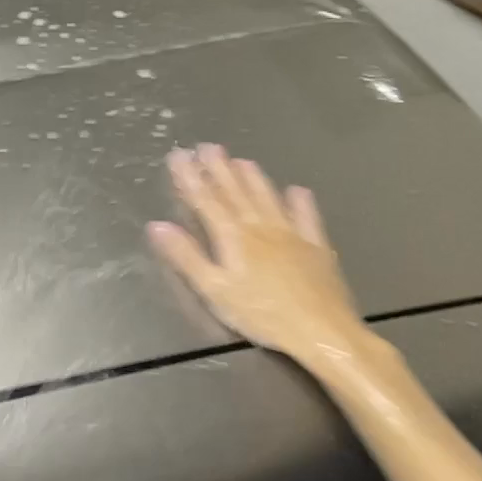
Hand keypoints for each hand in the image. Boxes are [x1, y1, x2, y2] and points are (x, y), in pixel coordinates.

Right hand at [148, 144, 368, 365]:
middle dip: (218, 168)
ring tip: (240, 159)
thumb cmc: (262, 314)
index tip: (178, 155)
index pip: (205, 200)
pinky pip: (307, 218)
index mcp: (232, 236)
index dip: (189, 176)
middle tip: (206, 146)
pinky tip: (297, 190)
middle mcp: (260, 227)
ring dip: (252, 177)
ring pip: (267, 198)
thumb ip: (186, 256)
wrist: (325, 334)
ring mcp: (292, 235)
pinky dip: (300, 202)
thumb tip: (157, 225)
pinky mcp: (317, 248)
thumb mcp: (214, 290)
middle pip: (235, 192)